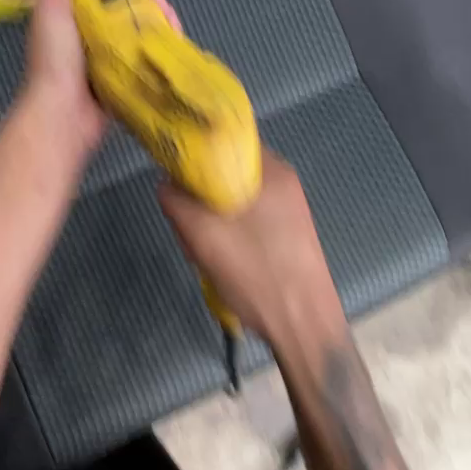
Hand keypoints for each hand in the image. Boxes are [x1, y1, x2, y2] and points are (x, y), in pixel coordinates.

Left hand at [18, 0, 179, 170]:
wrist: (61, 114)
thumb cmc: (55, 57)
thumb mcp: (52, 1)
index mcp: (69, 17)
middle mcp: (89, 37)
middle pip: (125, 10)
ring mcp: (109, 61)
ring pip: (141, 33)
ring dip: (159, 19)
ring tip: (169, 13)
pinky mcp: (126, 82)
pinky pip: (150, 60)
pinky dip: (164, 47)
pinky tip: (174, 38)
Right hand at [157, 152, 343, 348]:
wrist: (305, 328)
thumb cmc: (256, 274)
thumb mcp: (203, 235)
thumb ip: (176, 201)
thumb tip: (165, 183)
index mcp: (272, 170)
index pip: (224, 140)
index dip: (194, 154)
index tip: (174, 178)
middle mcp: (283, 182)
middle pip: (226, 171)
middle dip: (200, 195)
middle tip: (187, 226)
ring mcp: (289, 208)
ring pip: (234, 198)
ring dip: (211, 219)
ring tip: (202, 250)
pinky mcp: (288, 233)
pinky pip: (248, 218)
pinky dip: (229, 232)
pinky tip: (220, 260)